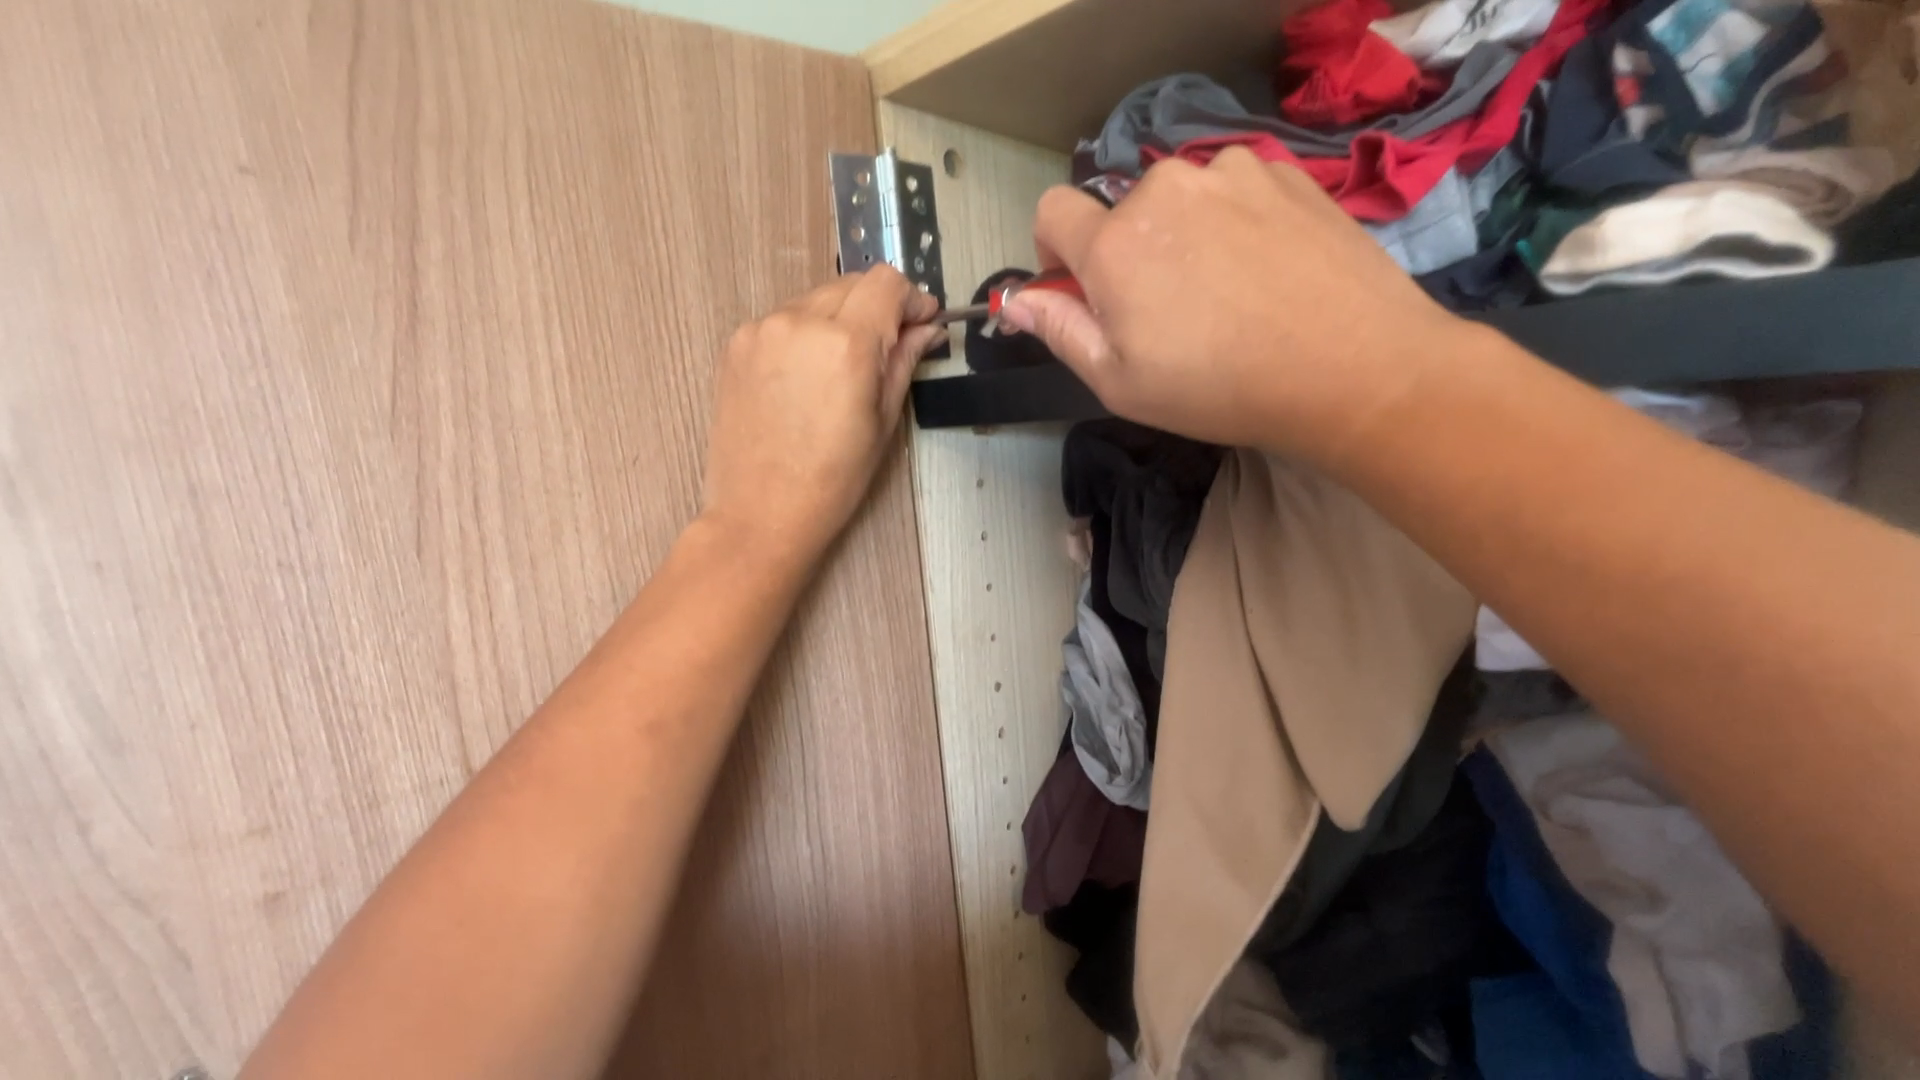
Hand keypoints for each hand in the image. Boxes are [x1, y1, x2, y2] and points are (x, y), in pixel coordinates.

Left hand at [699, 266, 941, 565]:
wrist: (760, 513)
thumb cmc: (832, 479)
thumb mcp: (883, 421)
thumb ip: (903, 361)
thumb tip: (926, 329)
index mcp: (846, 344)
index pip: (887, 284)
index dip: (912, 299)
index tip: (922, 321)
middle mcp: (800, 322)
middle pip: (851, 285)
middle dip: (877, 307)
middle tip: (889, 345)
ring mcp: (762, 330)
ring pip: (815, 300)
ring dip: (839, 319)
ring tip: (842, 368)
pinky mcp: (736, 345)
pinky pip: (783, 321)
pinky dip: (804, 334)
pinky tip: (807, 377)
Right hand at [999, 147, 1470, 458]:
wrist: (1353, 368)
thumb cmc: (1221, 389)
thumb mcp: (1120, 382)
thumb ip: (1059, 329)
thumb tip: (1016, 298)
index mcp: (1114, 243)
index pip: (1051, 212)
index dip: (1056, 252)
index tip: (1084, 288)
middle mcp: (1164, 189)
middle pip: (1121, 211)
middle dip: (1130, 252)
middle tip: (1172, 311)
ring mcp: (1229, 173)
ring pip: (1180, 198)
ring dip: (1184, 234)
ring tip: (1228, 291)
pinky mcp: (1283, 172)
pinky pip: (1233, 189)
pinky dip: (1234, 221)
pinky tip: (1266, 270)